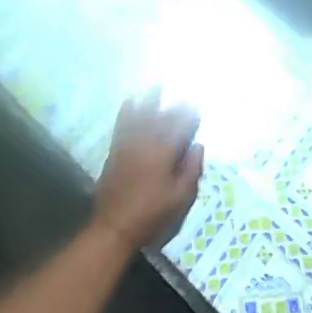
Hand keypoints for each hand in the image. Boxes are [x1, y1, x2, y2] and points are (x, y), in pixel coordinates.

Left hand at [92, 93, 204, 251]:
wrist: (114, 226)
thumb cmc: (151, 214)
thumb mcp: (180, 198)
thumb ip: (191, 169)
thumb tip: (197, 146)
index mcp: (164, 153)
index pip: (180, 127)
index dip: (190, 117)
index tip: (196, 110)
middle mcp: (146, 142)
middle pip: (161, 117)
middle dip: (173, 107)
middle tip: (182, 99)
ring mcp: (128, 144)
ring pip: (140, 115)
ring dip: (149, 100)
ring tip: (156, 86)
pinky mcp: (115, 150)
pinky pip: (121, 123)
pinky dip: (127, 110)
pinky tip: (129, 102)